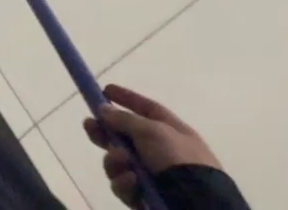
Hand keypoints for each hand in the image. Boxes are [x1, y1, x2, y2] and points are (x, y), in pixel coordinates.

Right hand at [81, 85, 221, 207]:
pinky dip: (124, 182)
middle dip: (104, 132)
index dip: (126, 98)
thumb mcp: (152, 131)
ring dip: (114, 159)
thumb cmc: (178, 160)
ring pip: (117, 161)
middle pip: (123, 136)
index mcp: (171, 133)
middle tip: (89, 126)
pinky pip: (123, 185)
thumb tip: (103, 109)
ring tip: (122, 161)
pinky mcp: (143, 198)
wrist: (197, 204)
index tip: (104, 89)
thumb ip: (124, 119)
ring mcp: (151, 176)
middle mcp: (160, 153)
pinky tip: (132, 181)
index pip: (146, 109)